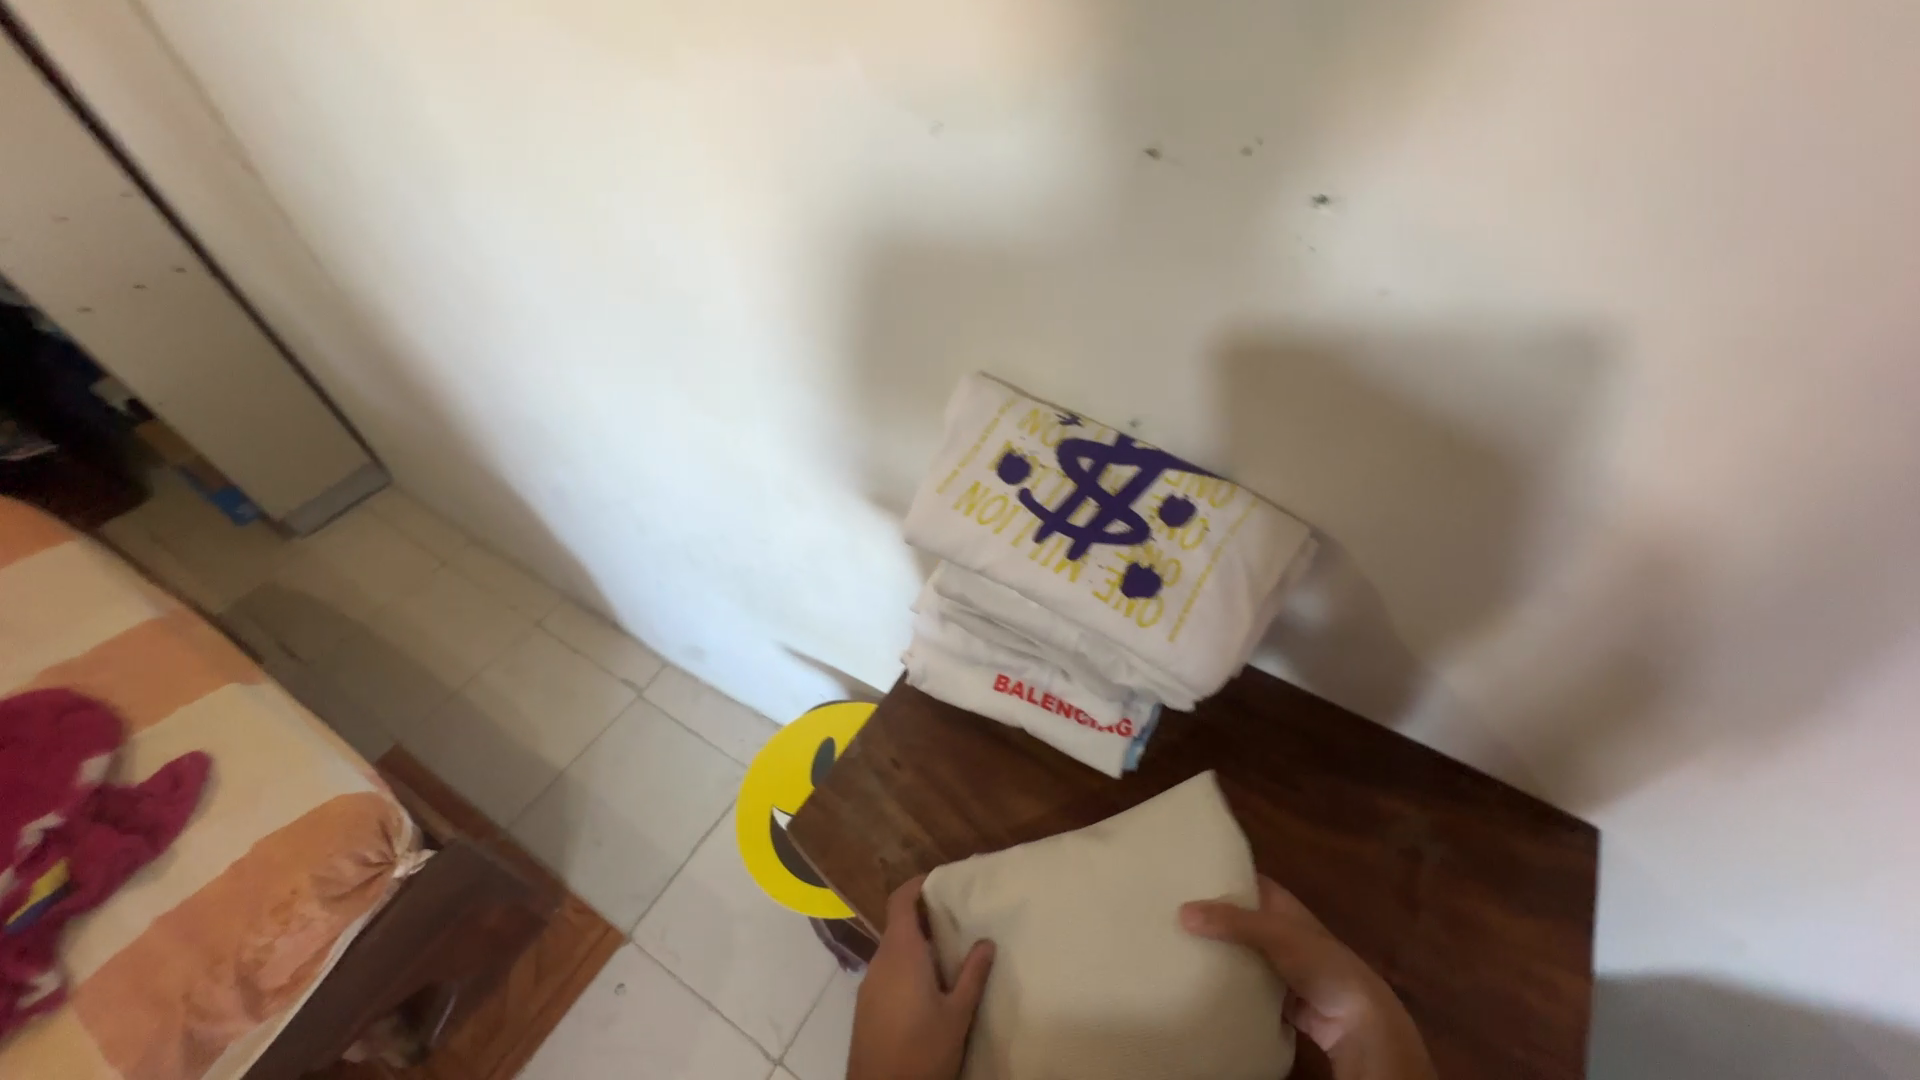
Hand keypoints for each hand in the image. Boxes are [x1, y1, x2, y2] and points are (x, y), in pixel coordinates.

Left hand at [848, 875, 995, 1079]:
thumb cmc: (922, 1051)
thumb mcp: (958, 1014)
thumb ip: (973, 975)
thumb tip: (986, 941)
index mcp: (901, 952)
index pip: (900, 901)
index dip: (916, 886)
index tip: (938, 882)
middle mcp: (879, 961)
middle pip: (898, 925)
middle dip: (924, 920)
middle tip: (955, 923)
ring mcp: (868, 984)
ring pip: (892, 951)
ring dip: (915, 947)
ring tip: (947, 957)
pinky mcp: (865, 1007)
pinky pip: (886, 973)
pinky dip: (904, 968)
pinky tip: (927, 990)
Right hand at [1181, 876, 1436, 1079]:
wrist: (1357, 1019)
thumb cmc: (1320, 962)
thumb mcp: (1274, 933)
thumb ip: (1231, 921)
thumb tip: (1182, 911)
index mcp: (1279, 904)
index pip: (1242, 878)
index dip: (1215, 873)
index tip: (1180, 871)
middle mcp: (1276, 928)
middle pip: (1235, 915)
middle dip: (1207, 914)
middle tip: (1166, 908)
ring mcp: (1275, 962)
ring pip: (1237, 949)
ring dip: (1214, 949)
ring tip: (1172, 941)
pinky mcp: (1273, 993)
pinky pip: (1242, 981)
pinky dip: (1225, 980)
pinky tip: (1195, 978)